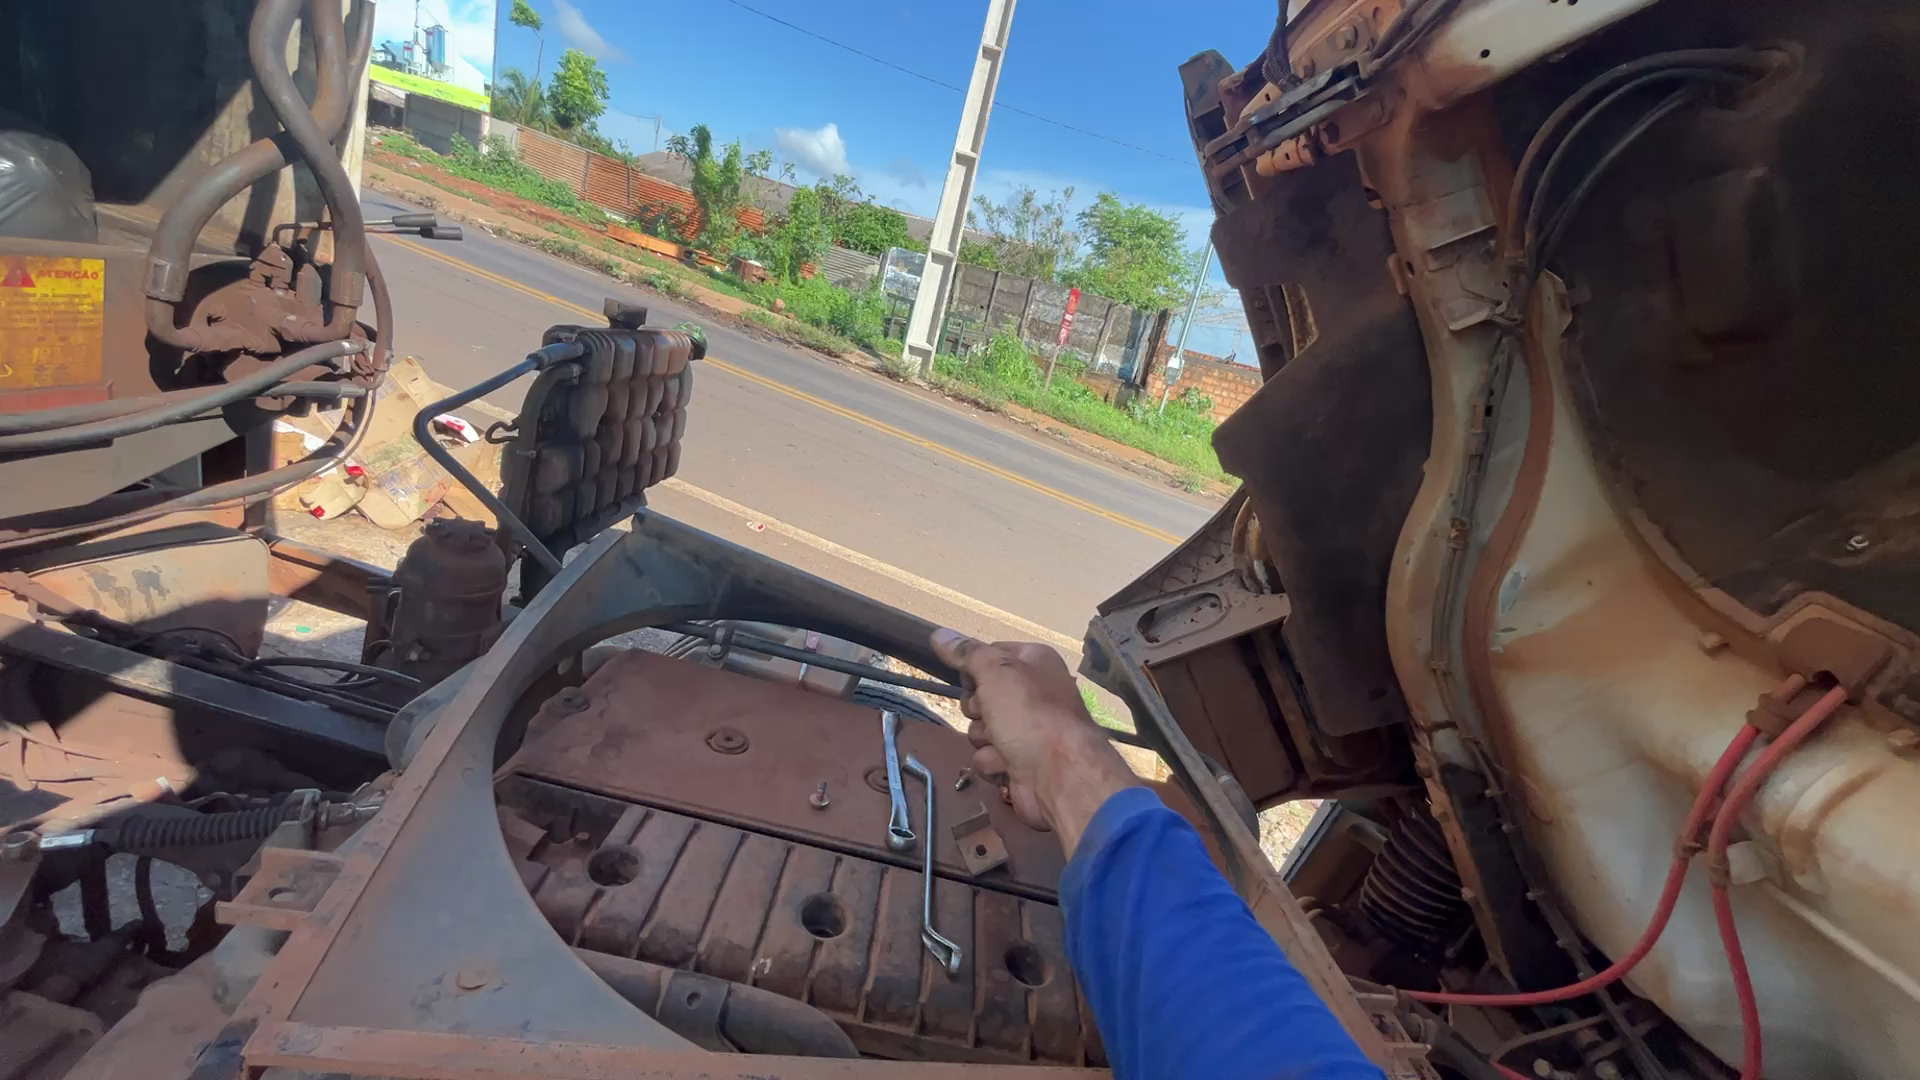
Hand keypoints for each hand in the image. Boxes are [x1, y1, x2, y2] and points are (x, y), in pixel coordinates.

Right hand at [930, 628, 1137, 856]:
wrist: (1059, 774)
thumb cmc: (1029, 712)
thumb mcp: (995, 671)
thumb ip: (966, 653)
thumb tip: (938, 634)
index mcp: (1033, 662)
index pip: (989, 654)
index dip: (975, 668)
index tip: (970, 678)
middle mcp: (1032, 692)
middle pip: (980, 694)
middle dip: (978, 708)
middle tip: (990, 713)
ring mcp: (1026, 729)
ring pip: (980, 728)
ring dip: (984, 737)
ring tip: (1002, 743)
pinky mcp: (1018, 762)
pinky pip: (987, 756)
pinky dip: (993, 761)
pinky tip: (1007, 764)